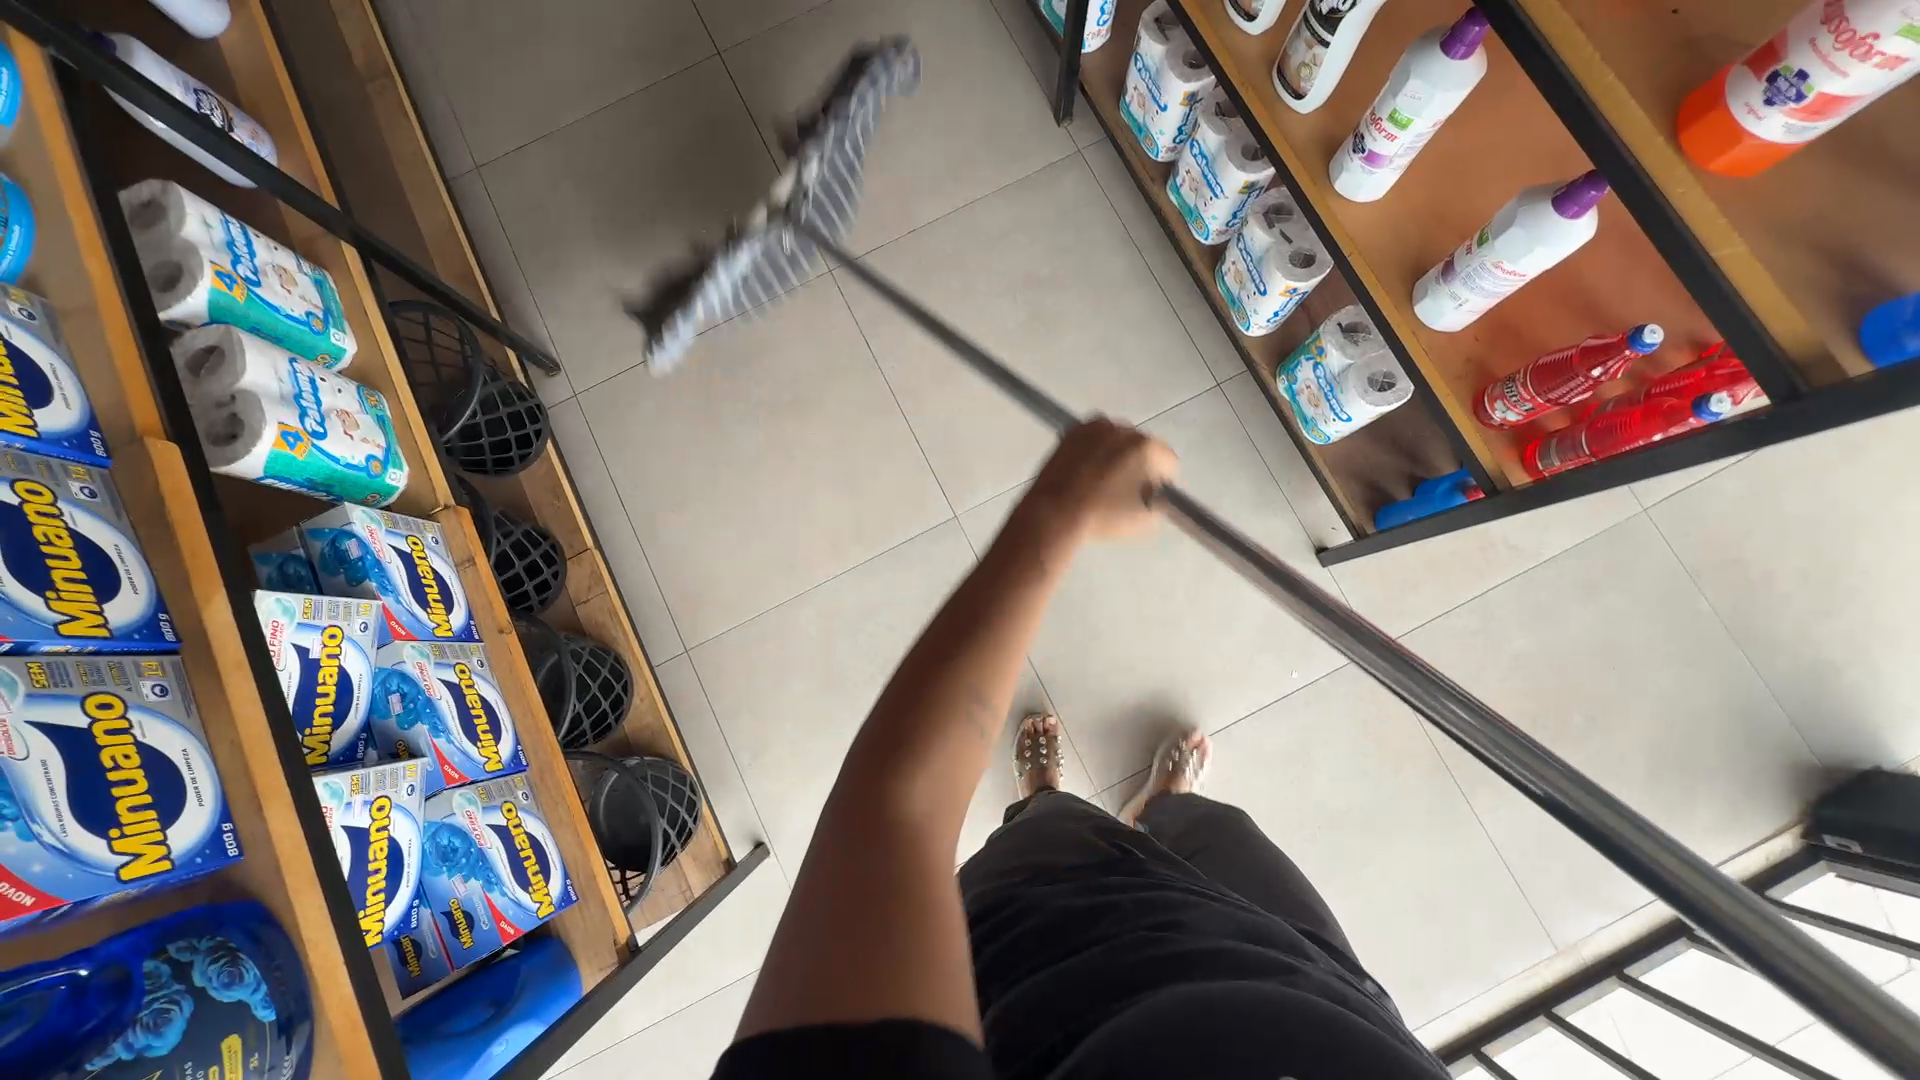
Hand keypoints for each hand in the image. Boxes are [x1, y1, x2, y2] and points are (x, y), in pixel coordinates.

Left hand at [1022, 418, 1177, 541]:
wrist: (1054, 511)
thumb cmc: (1103, 515)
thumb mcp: (1144, 518)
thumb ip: (1159, 503)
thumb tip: (1155, 495)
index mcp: (1145, 446)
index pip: (1168, 459)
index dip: (1162, 479)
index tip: (1151, 493)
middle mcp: (1122, 428)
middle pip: (1142, 445)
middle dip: (1139, 463)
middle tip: (1126, 488)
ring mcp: (1094, 427)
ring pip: (1116, 440)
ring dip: (1116, 454)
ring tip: (1103, 480)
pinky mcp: (1071, 432)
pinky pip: (1093, 440)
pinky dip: (1094, 451)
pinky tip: (1086, 472)